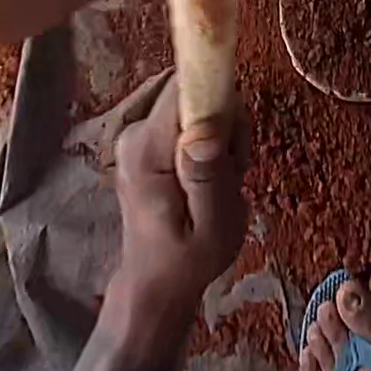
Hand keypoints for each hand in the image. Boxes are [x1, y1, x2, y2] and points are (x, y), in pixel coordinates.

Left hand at [106, 76, 249, 342]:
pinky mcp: (148, 137)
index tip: (234, 141)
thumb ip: (208, 174)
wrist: (156, 284)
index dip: (220, 99)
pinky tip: (212, 175)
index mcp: (147, 149)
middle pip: (197, 93)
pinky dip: (213, 140)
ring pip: (200, 104)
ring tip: (223, 179)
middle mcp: (136, 132)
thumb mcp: (212, 225)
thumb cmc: (187, 261)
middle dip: (226, 124)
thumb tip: (206, 127)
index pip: (186, 86)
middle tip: (232, 171)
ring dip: (223, 135)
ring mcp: (139, 133)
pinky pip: (194, 117)